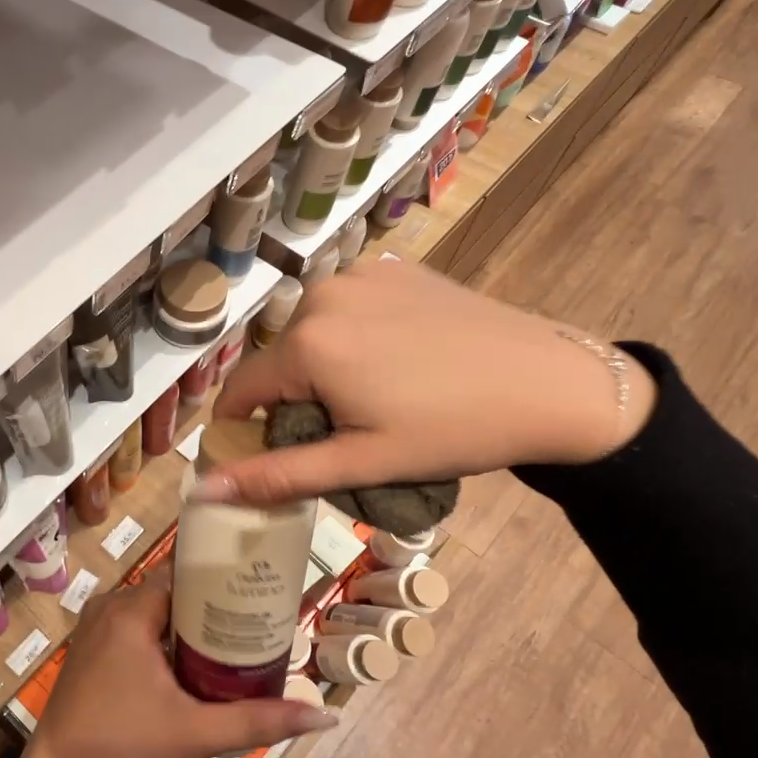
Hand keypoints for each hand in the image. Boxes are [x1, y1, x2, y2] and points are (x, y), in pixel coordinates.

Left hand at [11, 569, 336, 757]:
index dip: (222, 575)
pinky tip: (197, 657)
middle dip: (213, 601)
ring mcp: (97, 625)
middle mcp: (110, 605)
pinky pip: (136, 625)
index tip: (260, 585)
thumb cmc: (123, 747)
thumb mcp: (195, 734)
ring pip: (155, 609)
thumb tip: (325, 714)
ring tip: (237, 634)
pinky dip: (166, 634)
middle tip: (260, 616)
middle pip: (173, 590)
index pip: (185, 572)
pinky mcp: (92, 646)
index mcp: (130, 612)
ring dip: (190, 620)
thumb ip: (258, 721)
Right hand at [200, 260, 656, 505]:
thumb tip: (204, 490)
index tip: (282, 454)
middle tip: (350, 430)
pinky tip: (399, 357)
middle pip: (277, 361)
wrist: (553, 384)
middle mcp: (320, 296)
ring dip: (323, 365)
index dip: (249, 429)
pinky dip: (353, 335)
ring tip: (379, 394)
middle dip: (294, 398)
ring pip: (310, 332)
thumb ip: (276, 475)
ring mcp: (358, 274)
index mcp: (307, 344)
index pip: (240, 391)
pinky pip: (345, 307)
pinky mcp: (390, 267)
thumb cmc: (453, 431)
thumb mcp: (361, 462)